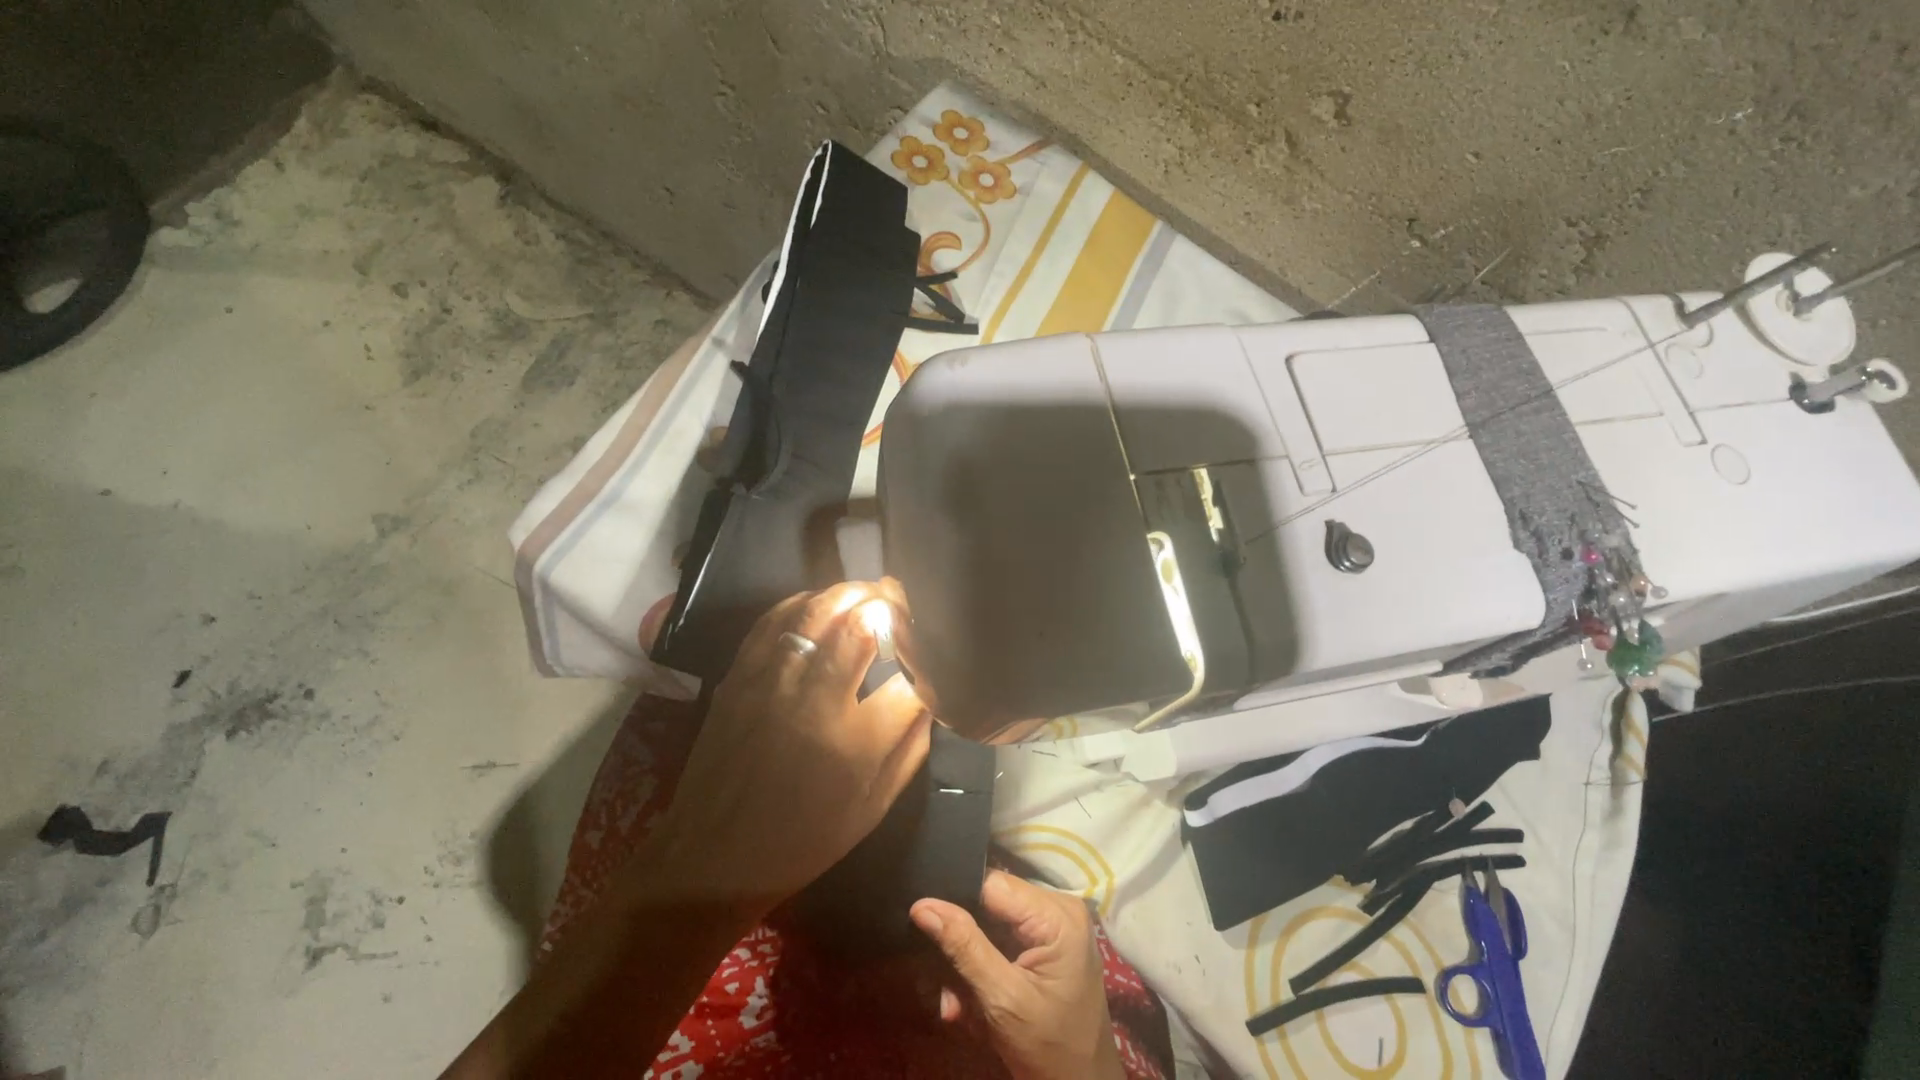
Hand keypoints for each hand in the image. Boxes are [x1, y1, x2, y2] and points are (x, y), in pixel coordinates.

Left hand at [642, 582, 931, 914]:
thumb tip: (929, 699)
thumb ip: (910, 748)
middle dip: (889, 604)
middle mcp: (815, 700)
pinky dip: (803, 603)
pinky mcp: (739, 675)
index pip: (911, 679)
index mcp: (856, 741)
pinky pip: (774, 620)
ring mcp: (771, 681)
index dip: (928, 662)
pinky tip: (821, 605)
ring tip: (868, 593)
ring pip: (817, 610)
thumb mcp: (874, 808)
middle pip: (861, 624)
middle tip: (900, 603)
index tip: (932, 657)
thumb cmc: (804, 840)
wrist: (715, 856)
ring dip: (850, 593)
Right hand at [911, 870, 1124, 1079]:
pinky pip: (1001, 940)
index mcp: (1057, 915)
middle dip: (960, 943)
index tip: (925, 929)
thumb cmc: (1050, 1046)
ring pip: (989, 924)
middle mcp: (1059, 908)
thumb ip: (964, 947)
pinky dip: (981, 969)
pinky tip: (969, 1003)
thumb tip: (922, 905)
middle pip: (989, 903)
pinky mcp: (1046, 944)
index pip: (991, 884)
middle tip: (943, 984)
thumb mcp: (1002, 999)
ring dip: (967, 963)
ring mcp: (1054, 926)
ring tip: (955, 1003)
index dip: (956, 902)